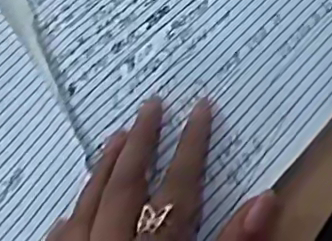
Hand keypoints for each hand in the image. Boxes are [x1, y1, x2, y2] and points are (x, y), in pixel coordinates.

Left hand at [48, 98, 277, 240]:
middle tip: (150, 105)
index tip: (201, 106)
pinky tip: (65, 215)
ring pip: (83, 213)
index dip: (192, 145)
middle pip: (124, 190)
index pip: (177, 190)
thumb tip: (267, 199)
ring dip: (100, 173)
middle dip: (140, 143)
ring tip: (113, 138)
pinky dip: (64, 227)